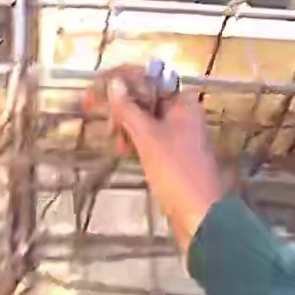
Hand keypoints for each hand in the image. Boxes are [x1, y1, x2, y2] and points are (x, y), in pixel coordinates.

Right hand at [89, 66, 225, 251]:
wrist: (201, 218)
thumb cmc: (176, 171)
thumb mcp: (148, 137)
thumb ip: (129, 109)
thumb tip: (113, 83)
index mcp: (183, 102)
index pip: (150, 76)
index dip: (124, 77)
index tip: (98, 82)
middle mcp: (183, 113)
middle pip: (147, 96)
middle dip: (121, 102)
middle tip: (93, 108)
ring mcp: (179, 134)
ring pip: (146, 118)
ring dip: (126, 121)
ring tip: (110, 135)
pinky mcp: (173, 155)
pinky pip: (149, 137)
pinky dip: (134, 138)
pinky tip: (121, 148)